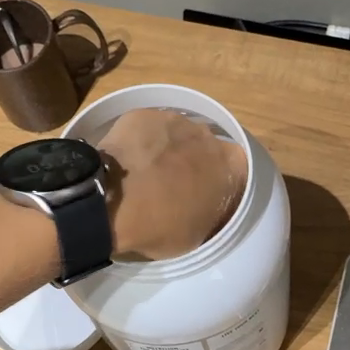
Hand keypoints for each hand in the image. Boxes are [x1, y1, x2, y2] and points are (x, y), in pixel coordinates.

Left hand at [99, 108, 248, 259]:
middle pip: (206, 150)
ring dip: (167, 152)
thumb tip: (203, 209)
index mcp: (232, 165)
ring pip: (175, 137)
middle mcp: (209, 134)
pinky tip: (128, 163)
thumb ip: (209, 214)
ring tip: (146, 176)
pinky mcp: (142, 114)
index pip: (236, 174)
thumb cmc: (161, 226)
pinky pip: (147, 130)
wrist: (112, 203)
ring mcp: (174, 120)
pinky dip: (141, 144)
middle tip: (174, 188)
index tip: (207, 200)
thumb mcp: (198, 235)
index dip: (220, 187)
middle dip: (194, 165)